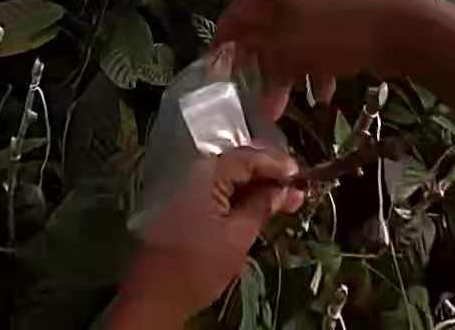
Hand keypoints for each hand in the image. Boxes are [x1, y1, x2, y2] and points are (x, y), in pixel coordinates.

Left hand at [111, 147, 303, 326]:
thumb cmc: (196, 266)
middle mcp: (198, 170)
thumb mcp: (237, 238)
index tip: (300, 172)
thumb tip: (283, 188)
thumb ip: (261, 206)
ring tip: (286, 194)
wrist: (154, 297)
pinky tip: (261, 202)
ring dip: (259, 183)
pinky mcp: (190, 199)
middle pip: (241, 161)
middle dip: (270, 171)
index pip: (248, 157)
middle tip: (297, 183)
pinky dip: (243, 193)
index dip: (276, 163)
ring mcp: (192, 184)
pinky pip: (222, 186)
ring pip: (233, 174)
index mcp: (208, 173)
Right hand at [213, 0, 437, 121]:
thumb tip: (247, 78)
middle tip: (250, 97)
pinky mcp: (346, 23)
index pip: (238, 11)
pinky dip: (316, 71)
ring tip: (285, 109)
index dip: (223, 37)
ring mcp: (323, 9)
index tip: (215, 67)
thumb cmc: (337, 34)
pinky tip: (324, 96)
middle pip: (266, 31)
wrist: (400, 24)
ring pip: (293, 44)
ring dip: (287, 75)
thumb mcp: (291, 49)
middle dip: (258, 66)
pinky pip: (319, 48)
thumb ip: (263, 59)